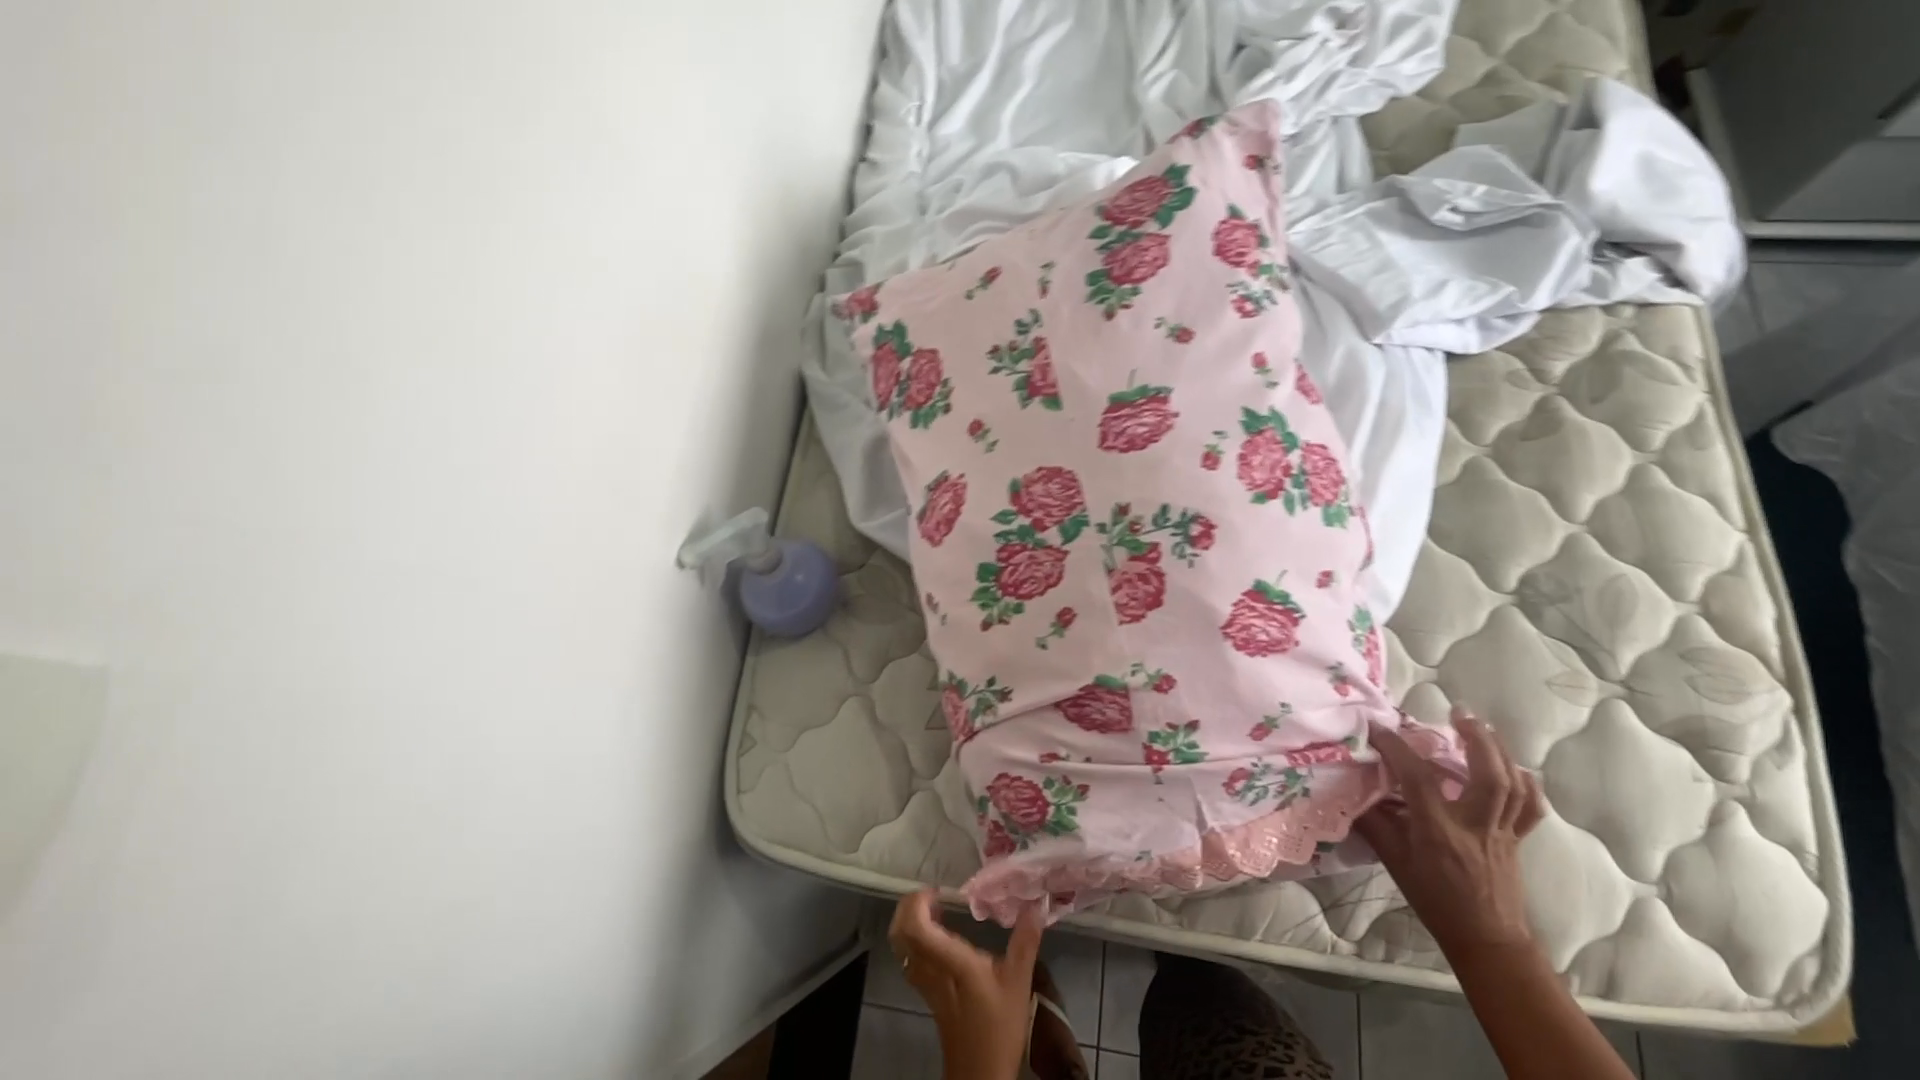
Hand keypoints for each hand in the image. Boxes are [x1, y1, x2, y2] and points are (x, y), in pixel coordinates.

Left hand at [888, 889, 1041, 1079]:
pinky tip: (939, 938)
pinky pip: (910, 958)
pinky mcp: (927, 993)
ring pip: (901, 946)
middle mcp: (930, 969)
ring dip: (910, 922)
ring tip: (935, 911)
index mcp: (950, 962)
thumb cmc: (1000, 1026)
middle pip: (900, 932)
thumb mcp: (1018, 981)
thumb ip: (1025, 941)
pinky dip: (916, 940)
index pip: (915, 927)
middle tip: (932, 896)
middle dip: (908, 907)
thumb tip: (1036, 904)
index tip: (937, 891)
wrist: (980, 1072)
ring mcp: (924, 982)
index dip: (916, 903)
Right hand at [1355, 709, 1546, 958]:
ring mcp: (1501, 832)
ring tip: (1483, 726)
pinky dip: (1526, 782)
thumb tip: (1355, 791)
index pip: (1418, 779)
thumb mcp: (1394, 863)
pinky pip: (1530, 807)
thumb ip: (1375, 824)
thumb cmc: (1433, 900)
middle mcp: (1475, 827)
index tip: (1379, 729)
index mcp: (1439, 832)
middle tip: (1459, 712)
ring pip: (1513, 785)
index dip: (1397, 749)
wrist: (1484, 937)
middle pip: (1488, 776)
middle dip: (1477, 739)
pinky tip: (1514, 766)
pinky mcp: (1516, 838)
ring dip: (1500, 750)